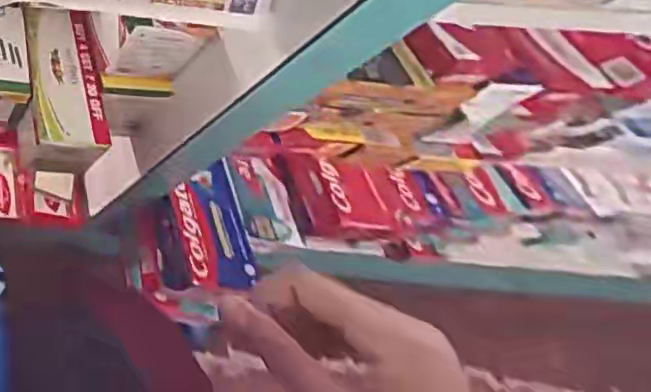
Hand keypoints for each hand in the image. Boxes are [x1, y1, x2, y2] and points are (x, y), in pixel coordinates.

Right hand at [211, 264, 466, 391]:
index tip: (238, 327)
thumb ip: (277, 350)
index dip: (264, 297)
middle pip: (326, 295)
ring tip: (279, 358)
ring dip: (305, 330)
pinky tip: (315, 368)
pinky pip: (366, 336)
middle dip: (283, 315)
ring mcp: (422, 344)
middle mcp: (410, 325)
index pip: (306, 282)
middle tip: (252, 345)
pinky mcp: (425, 363)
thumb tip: (225, 304)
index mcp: (392, 332)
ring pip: (343, 314)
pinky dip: (333, 346)